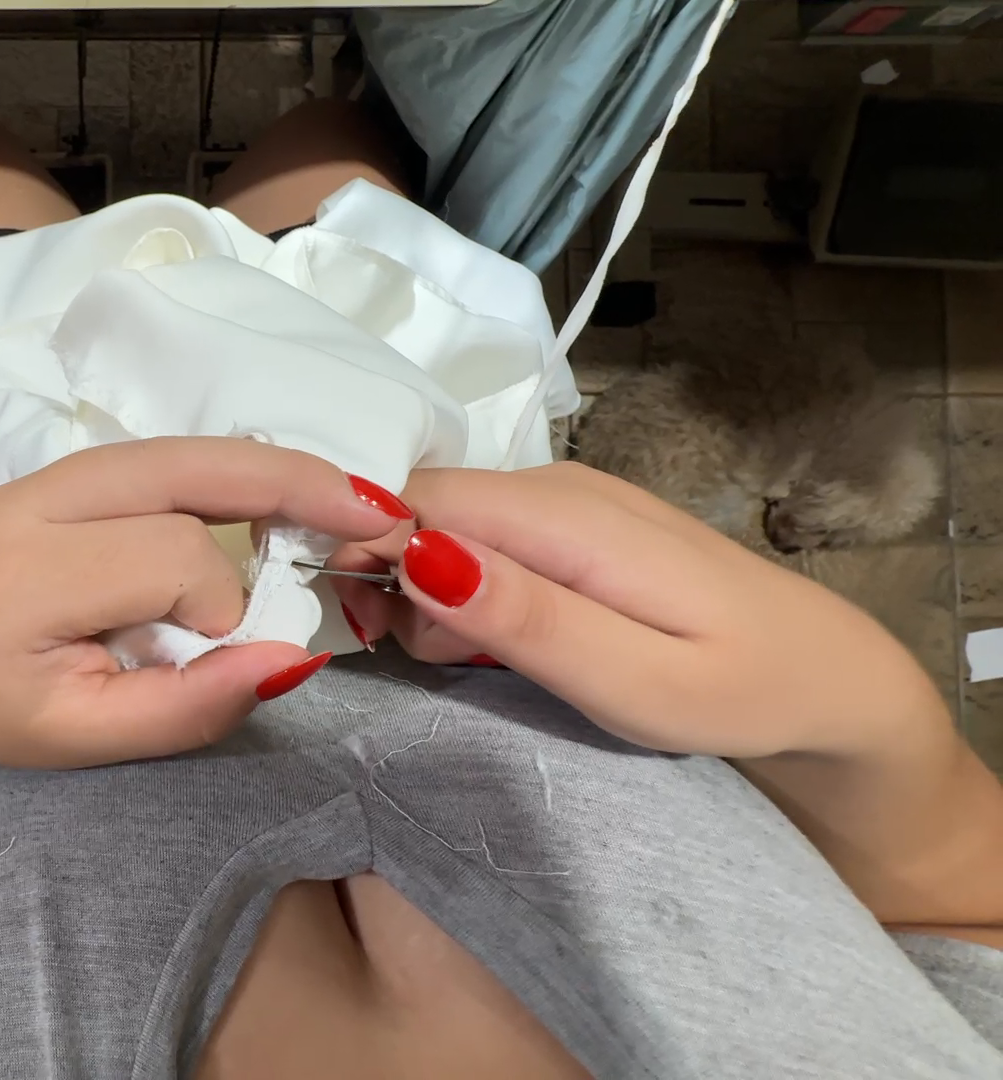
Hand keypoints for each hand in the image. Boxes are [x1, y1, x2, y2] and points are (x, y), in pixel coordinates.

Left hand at [0, 437, 409, 770]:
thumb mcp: (87, 740)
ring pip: (172, 449)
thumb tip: (293, 657)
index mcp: (27, 578)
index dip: (216, 599)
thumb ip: (188, 708)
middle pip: (181, 466)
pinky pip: (151, 459)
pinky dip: (217, 474)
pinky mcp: (47, 476)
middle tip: (371, 508)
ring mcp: (33, 479)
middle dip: (287, 482)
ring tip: (330, 499)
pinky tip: (260, 496)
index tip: (214, 641)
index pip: (166, 555)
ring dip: (260, 470)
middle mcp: (26, 505)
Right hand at [330, 462, 948, 758]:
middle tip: (426, 652)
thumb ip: (527, 617)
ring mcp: (557, 498)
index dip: (366, 548)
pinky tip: (493, 632)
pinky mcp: (559, 522)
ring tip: (472, 654)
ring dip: (423, 593)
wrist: (830, 682)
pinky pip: (470, 539)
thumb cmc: (743, 696)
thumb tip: (420, 554)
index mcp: (566, 514)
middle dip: (391, 579)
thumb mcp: (638, 684)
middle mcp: (552, 485)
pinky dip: (456, 589)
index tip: (365, 621)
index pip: (414, 497)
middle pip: (417, 508)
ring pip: (437, 526)